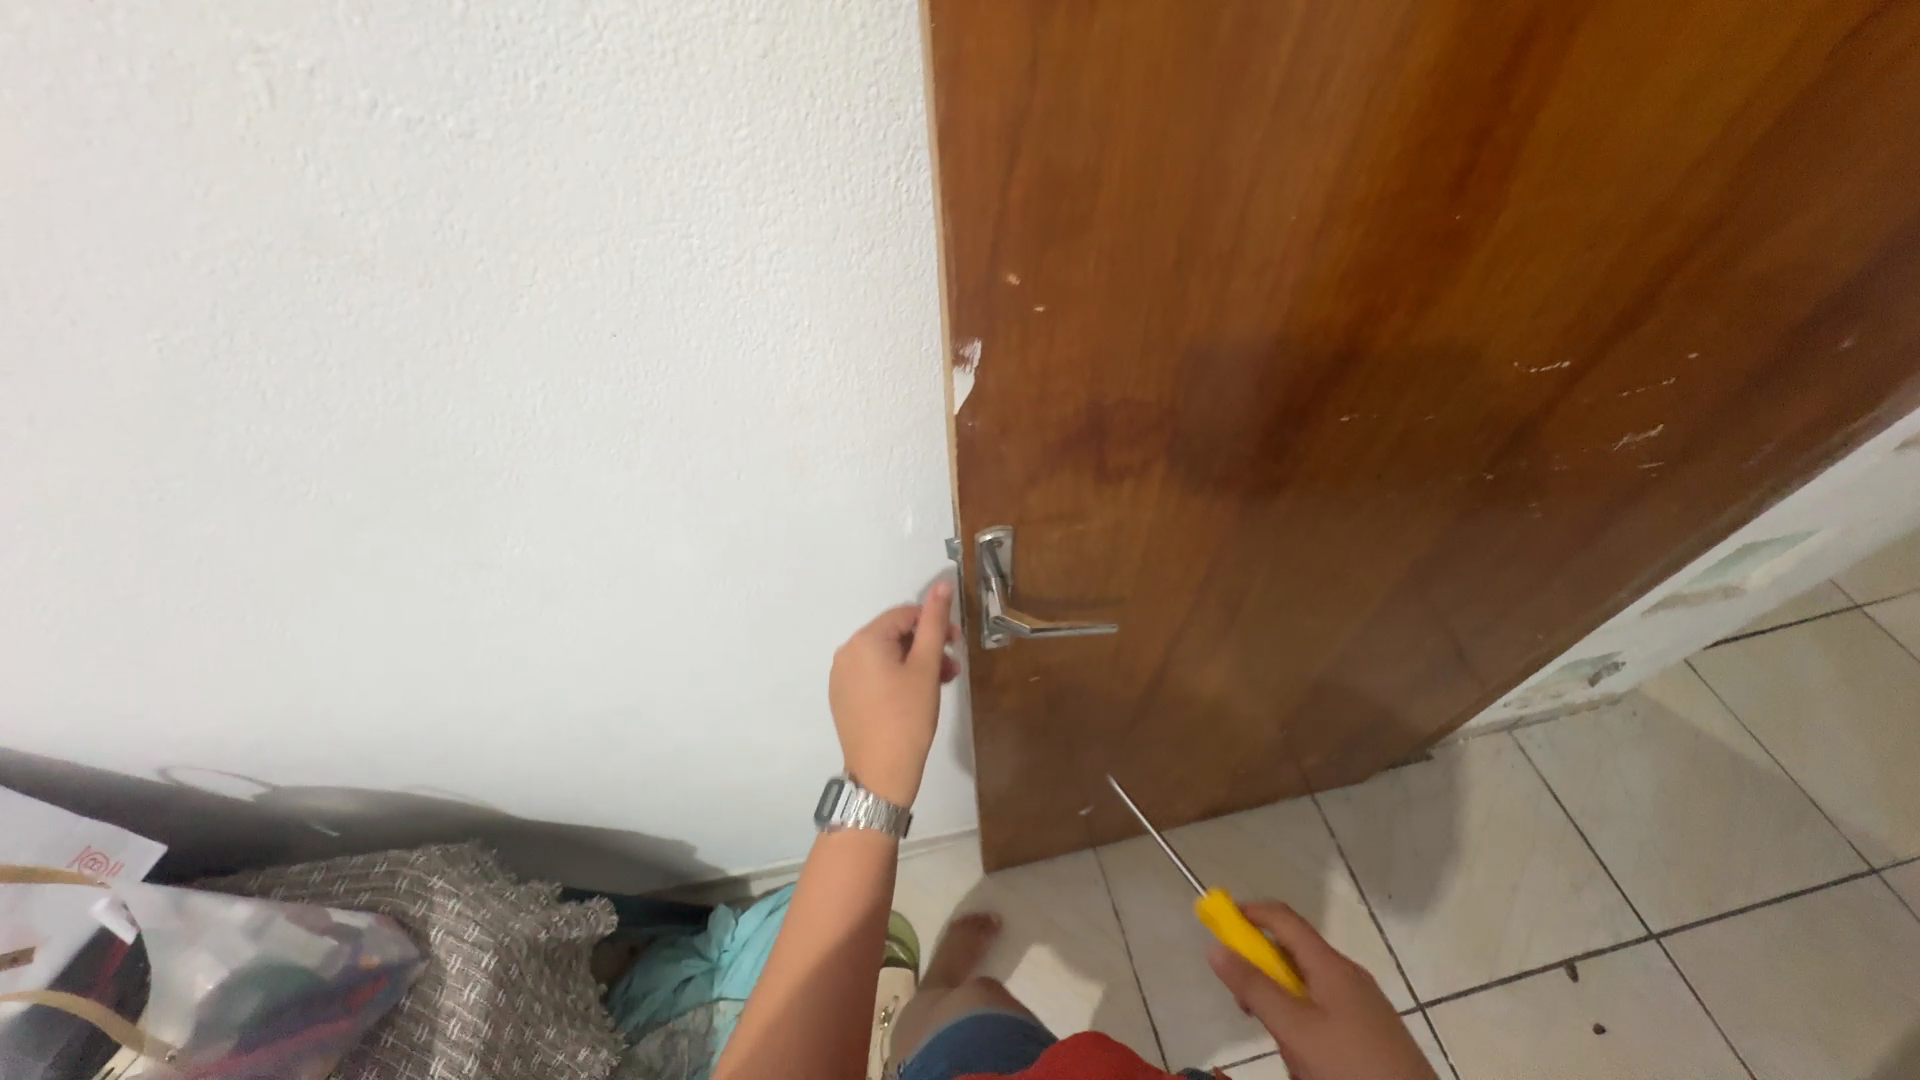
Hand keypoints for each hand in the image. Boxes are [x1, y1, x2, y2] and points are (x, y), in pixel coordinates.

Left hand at [828, 582, 959, 807]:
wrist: (881, 772)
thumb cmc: (908, 716)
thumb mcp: (926, 667)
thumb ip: (934, 623)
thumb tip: (942, 585)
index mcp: (864, 640)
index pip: (905, 614)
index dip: (934, 624)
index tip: (956, 643)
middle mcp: (846, 652)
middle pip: (894, 635)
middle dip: (926, 646)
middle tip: (952, 667)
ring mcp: (841, 676)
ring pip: (885, 657)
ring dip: (915, 663)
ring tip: (940, 683)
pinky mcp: (843, 697)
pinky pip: (873, 675)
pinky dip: (896, 678)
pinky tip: (916, 696)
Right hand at [1208, 902, 1437, 1079]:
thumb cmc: (1353, 1070)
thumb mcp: (1295, 1030)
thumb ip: (1255, 988)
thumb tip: (1215, 947)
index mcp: (1331, 965)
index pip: (1282, 918)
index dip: (1247, 913)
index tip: (1217, 926)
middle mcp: (1348, 976)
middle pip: (1293, 954)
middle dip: (1263, 975)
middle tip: (1246, 1007)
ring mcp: (1363, 1006)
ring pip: (1307, 990)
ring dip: (1284, 1011)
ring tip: (1287, 1053)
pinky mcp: (1372, 1034)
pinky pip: (1325, 1015)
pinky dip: (1305, 1028)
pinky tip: (1308, 1065)